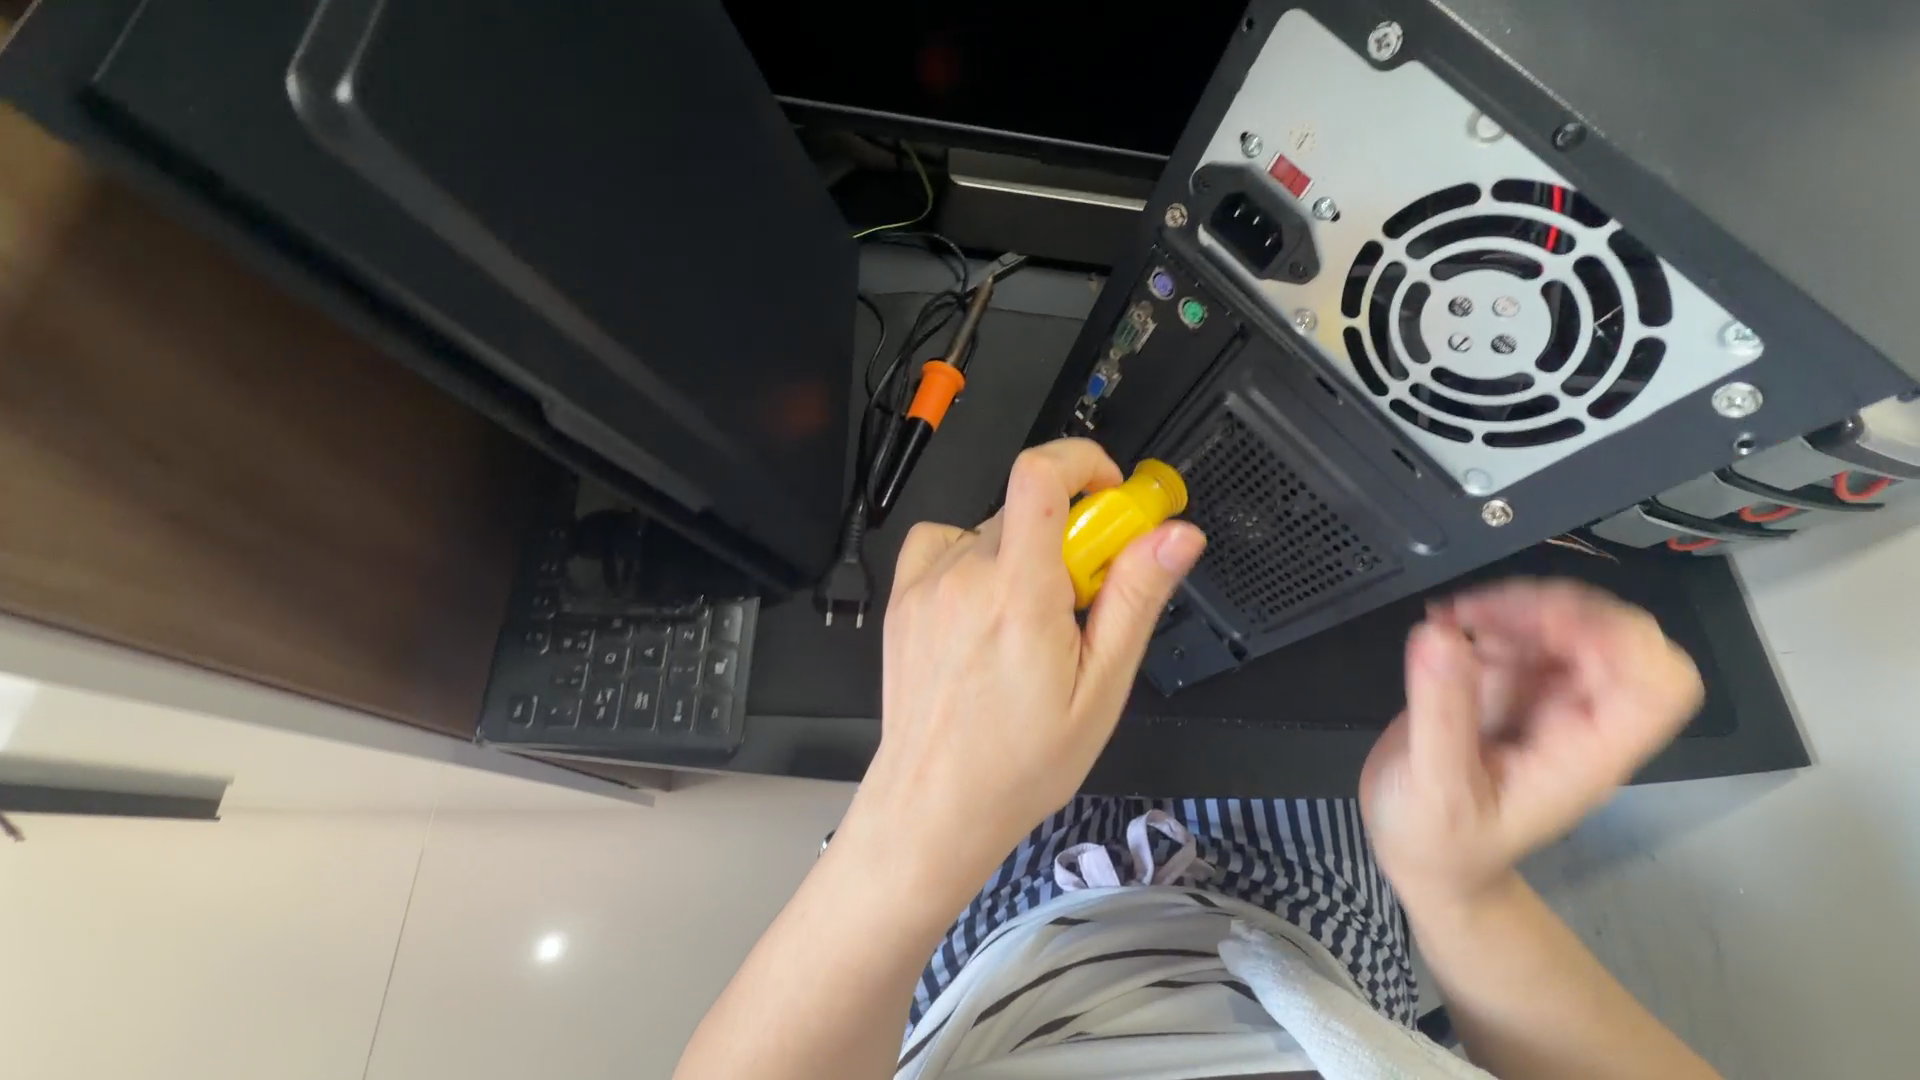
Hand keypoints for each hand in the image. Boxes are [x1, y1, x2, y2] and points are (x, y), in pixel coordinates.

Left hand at [853, 439, 1206, 892]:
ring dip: (1021, 553)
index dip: (1082, 462)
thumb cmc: (1018, 763)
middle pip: (1027, 507)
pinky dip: (970, 556)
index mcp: (1019, 595)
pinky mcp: (903, 599)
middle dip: (1067, 535)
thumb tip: (1174, 536)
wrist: (935, 804)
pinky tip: (984, 603)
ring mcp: (927, 586)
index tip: (1108, 492)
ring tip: (1029, 619)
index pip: (1041, 475)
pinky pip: (943, 543)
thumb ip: (1135, 599)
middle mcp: (965, 578)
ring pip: (989, 529)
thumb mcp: (1099, 689)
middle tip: (1082, 594)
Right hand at [1360, 579, 1704, 910]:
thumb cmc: (1440, 842)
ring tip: (1448, 615)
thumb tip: (1440, 633)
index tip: (1541, 627)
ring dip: (1512, 608)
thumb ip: (1440, 714)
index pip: (1654, 686)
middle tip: (1481, 614)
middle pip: (1615, 643)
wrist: (1426, 861)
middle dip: (1554, 610)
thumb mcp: (1436, 788)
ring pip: (1562, 628)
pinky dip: (1483, 616)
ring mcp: (1542, 701)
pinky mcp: (1502, 688)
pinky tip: (1441, 623)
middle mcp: (1576, 719)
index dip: (1618, 642)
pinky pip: (1515, 635)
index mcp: (1585, 753)